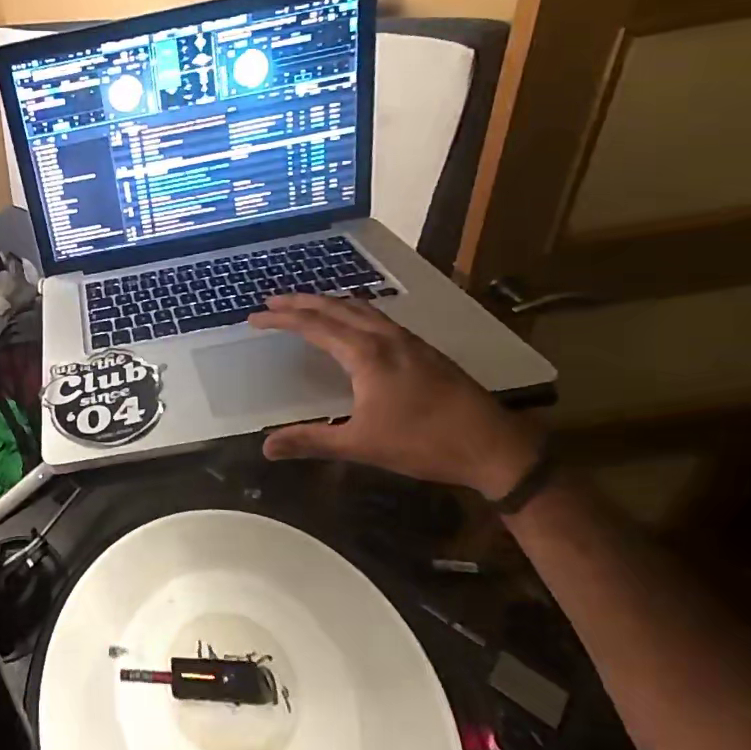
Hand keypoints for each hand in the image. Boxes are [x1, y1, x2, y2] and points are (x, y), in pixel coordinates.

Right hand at [246, 294, 541, 497]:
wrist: (496, 448)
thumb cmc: (424, 443)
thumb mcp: (360, 445)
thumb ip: (310, 441)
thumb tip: (266, 448)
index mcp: (367, 355)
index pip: (314, 326)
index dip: (281, 320)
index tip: (254, 318)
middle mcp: (387, 339)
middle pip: (336, 307)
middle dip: (301, 302)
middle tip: (272, 301)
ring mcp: (410, 342)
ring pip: (362, 308)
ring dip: (329, 303)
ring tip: (306, 305)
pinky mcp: (425, 351)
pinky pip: (379, 318)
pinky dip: (354, 311)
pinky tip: (354, 324)